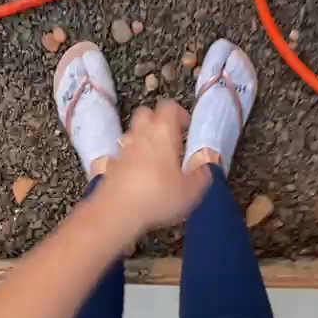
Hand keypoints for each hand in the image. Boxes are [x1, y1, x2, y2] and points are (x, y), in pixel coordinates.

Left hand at [92, 100, 210, 239]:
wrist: (117, 210)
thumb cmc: (158, 194)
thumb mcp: (190, 191)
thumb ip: (201, 176)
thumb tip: (205, 168)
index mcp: (163, 130)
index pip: (169, 106)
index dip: (179, 113)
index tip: (187, 127)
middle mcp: (142, 132)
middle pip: (147, 113)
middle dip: (158, 120)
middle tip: (170, 138)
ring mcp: (124, 146)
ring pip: (135, 132)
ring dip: (145, 139)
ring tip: (156, 159)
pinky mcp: (113, 163)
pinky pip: (126, 152)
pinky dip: (133, 157)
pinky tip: (141, 175)